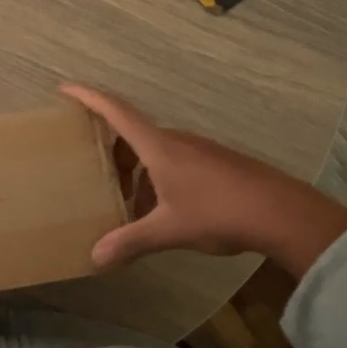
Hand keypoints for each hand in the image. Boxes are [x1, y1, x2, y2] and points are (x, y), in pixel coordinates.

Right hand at [63, 84, 346, 277]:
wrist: (281, 212)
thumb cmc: (217, 211)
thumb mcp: (168, 230)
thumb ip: (130, 242)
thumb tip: (95, 259)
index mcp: (157, 146)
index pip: (115, 111)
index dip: (88, 97)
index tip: (65, 88)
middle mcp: (175, 140)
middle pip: (132, 133)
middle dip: (110, 150)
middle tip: (94, 170)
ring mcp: (198, 150)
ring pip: (154, 150)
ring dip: (136, 169)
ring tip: (126, 202)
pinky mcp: (215, 163)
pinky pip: (174, 161)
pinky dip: (157, 177)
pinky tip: (162, 210)